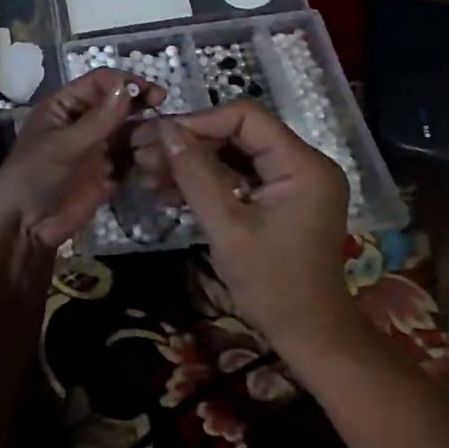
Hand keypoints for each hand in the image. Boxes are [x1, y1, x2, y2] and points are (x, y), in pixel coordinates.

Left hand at [0, 68, 159, 249]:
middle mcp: (82, 122)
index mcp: (64, 107)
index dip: (123, 83)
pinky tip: (159, 158)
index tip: (149, 91)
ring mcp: (97, 148)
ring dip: (146, 132)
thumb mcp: (65, 144)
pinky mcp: (108, 173)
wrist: (27, 224)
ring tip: (164, 137)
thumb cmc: (36, 175)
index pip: (98, 83)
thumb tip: (127, 87)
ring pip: (129, 131)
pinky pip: (133, 158)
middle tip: (164, 106)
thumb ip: (99, 119)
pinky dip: (146, 156)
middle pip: (118, 105)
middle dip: (140, 104)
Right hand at [135, 100, 356, 351]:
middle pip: (236, 132)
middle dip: (188, 142)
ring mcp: (291, 180)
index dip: (198, 121)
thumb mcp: (226, 227)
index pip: (246, 118)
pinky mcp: (278, 196)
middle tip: (142, 154)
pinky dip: (203, 179)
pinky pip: (236, 174)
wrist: (306, 330)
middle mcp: (302, 164)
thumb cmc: (270, 282)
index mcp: (302, 166)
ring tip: (147, 173)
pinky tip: (166, 190)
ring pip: (231, 152)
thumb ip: (195, 174)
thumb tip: (164, 130)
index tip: (156, 138)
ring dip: (189, 161)